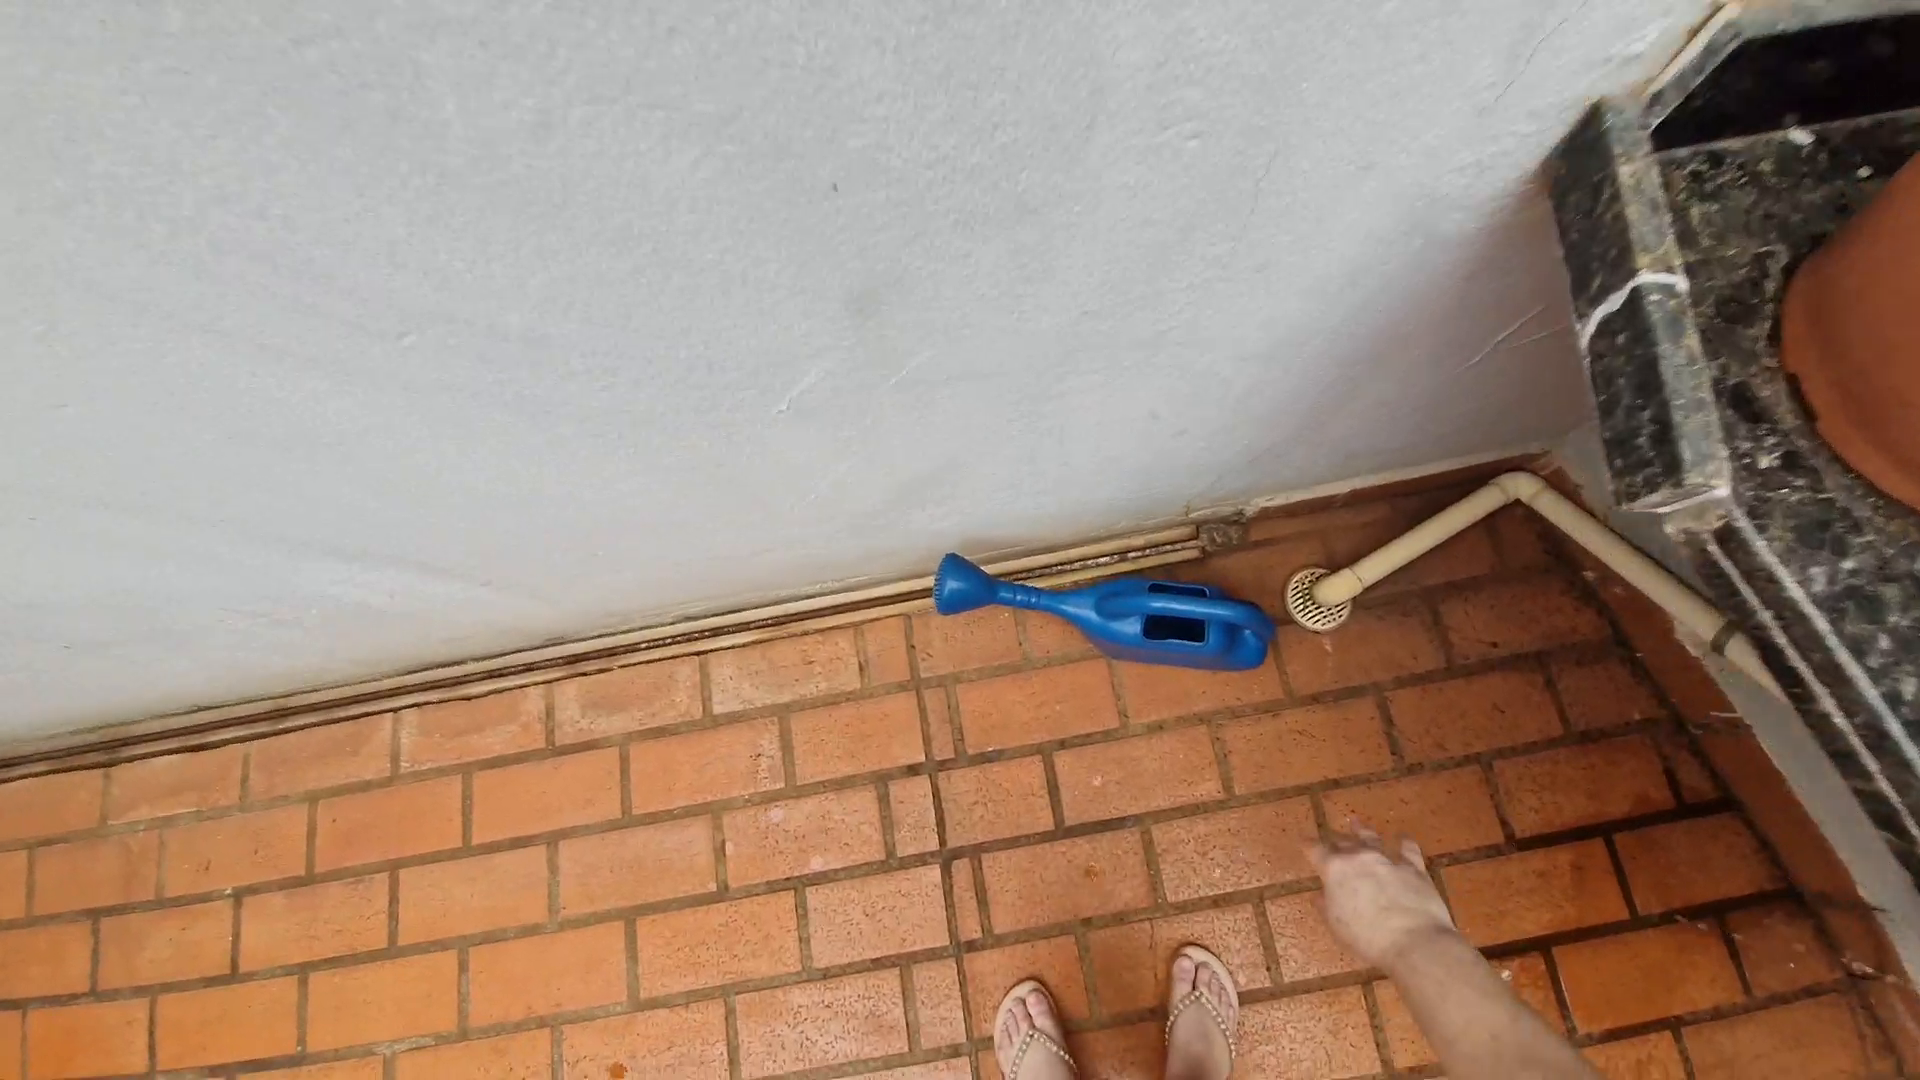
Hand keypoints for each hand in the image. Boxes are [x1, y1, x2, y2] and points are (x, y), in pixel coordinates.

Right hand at [1310, 822, 1458, 969]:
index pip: (1314, 850)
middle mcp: (1358, 857)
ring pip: (1371, 839)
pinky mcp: (1413, 869)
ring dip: (1362, 831)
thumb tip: (1320, 895)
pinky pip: (1408, 850)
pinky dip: (1404, 843)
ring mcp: (1386, 860)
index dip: (1307, 845)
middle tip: (1332, 840)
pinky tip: (1403, 838)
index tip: (1303, 841)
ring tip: (1357, 823)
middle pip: (1343, 842)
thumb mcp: (1336, 925)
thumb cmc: (1367, 938)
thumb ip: (1326, 905)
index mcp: (1334, 869)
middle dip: (1336, 841)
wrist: (1415, 942)